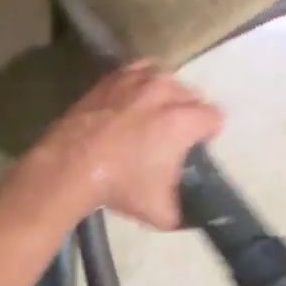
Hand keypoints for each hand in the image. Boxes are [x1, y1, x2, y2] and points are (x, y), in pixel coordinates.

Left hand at [18, 61, 222, 229]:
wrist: (71, 165)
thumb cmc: (120, 185)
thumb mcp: (161, 212)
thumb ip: (184, 212)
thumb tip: (189, 216)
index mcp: (182, 121)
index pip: (214, 117)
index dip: (210, 132)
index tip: (200, 145)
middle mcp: (164, 93)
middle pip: (191, 95)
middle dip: (190, 112)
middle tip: (177, 134)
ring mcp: (136, 81)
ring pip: (166, 77)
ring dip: (168, 92)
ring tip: (159, 110)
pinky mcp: (112, 78)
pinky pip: (139, 69)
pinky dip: (143, 79)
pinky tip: (137, 94)